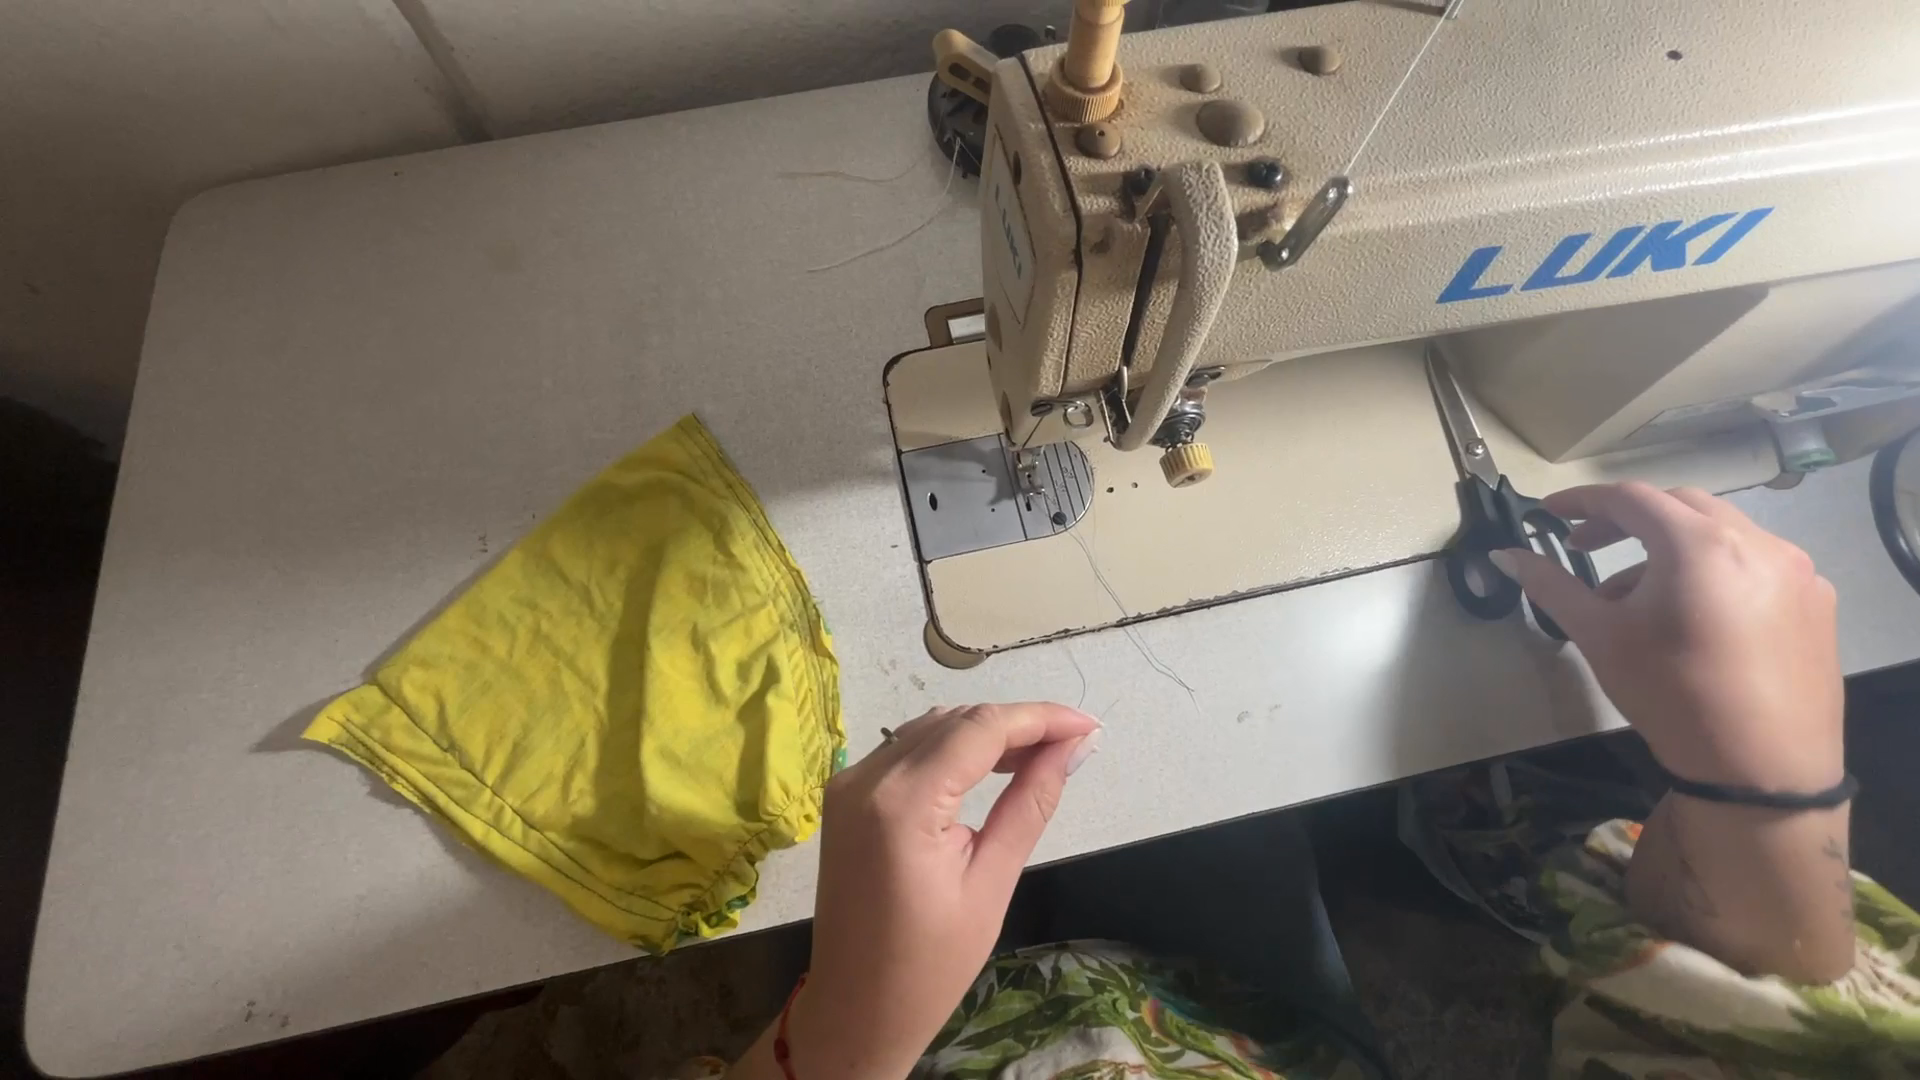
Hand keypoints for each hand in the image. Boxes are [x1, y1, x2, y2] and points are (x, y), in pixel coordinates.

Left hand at [783, 703, 1099, 1079]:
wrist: (853, 1012)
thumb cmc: (929, 968)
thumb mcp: (992, 884)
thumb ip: (1030, 803)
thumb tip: (1073, 748)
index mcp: (902, 803)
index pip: (980, 729)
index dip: (1039, 718)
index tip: (1088, 725)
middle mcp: (867, 776)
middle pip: (956, 720)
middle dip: (1018, 724)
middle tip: (1072, 743)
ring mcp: (850, 780)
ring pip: (931, 726)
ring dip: (986, 731)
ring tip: (1040, 753)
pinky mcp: (847, 791)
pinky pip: (908, 747)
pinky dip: (953, 747)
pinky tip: (989, 763)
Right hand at [1494, 482, 1842, 790]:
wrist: (1760, 764)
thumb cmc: (1667, 690)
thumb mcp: (1596, 633)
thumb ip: (1549, 584)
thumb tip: (1505, 555)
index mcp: (1699, 546)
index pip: (1631, 498)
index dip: (1582, 501)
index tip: (1547, 514)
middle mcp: (1758, 544)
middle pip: (1677, 506)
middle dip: (1622, 519)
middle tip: (1581, 547)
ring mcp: (1796, 571)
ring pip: (1716, 532)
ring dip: (1662, 545)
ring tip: (1627, 594)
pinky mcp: (1813, 600)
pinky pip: (1749, 561)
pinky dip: (1703, 567)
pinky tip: (1680, 611)